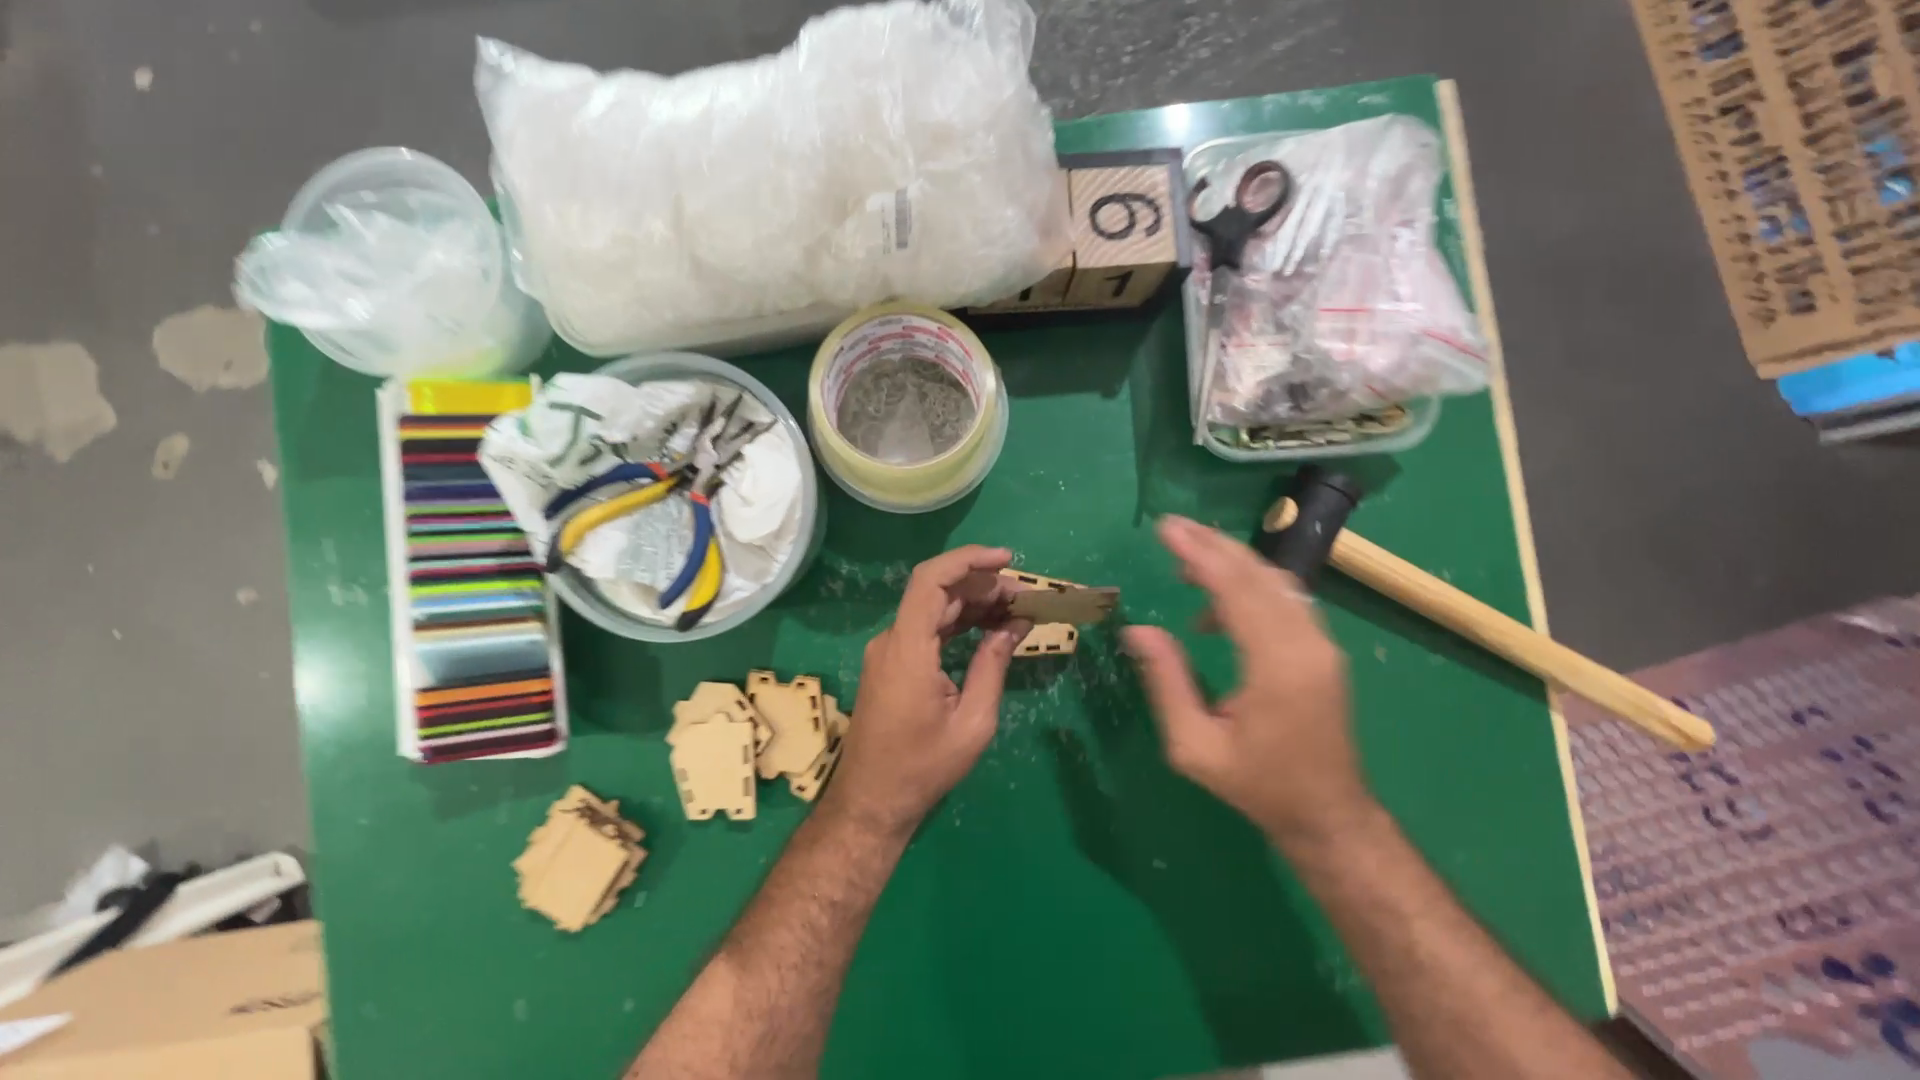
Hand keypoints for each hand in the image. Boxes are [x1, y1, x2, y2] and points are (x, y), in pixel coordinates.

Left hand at [833, 546, 1031, 835]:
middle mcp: (892, 641)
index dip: (969, 561)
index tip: (1008, 560)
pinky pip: (926, 630)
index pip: (931, 581)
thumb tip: (1014, 625)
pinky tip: (989, 628)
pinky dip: (958, 624)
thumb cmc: (924, 767)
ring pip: (932, 610)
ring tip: (1016, 610)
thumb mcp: (973, 721)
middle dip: (983, 586)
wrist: (872, 800)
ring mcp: (888, 652)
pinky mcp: (891, 666)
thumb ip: (993, 666)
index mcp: (908, 649)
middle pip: (937, 592)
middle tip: (1025, 597)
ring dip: (972, 604)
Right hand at [1121, 515, 1371, 847]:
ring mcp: (1322, 645)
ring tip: (1187, 559)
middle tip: (1173, 528)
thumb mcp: (1195, 746)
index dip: (1200, 555)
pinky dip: (1251, 587)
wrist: (1327, 813)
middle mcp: (1308, 644)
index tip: (1166, 529)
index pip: (1237, 590)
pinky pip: (1287, 601)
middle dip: (1214, 546)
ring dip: (1233, 563)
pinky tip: (1216, 606)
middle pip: (1260, 575)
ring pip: (1277, 582)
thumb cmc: (1258, 785)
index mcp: (1277, 665)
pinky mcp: (1324, 651)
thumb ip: (1166, 682)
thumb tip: (1137, 630)